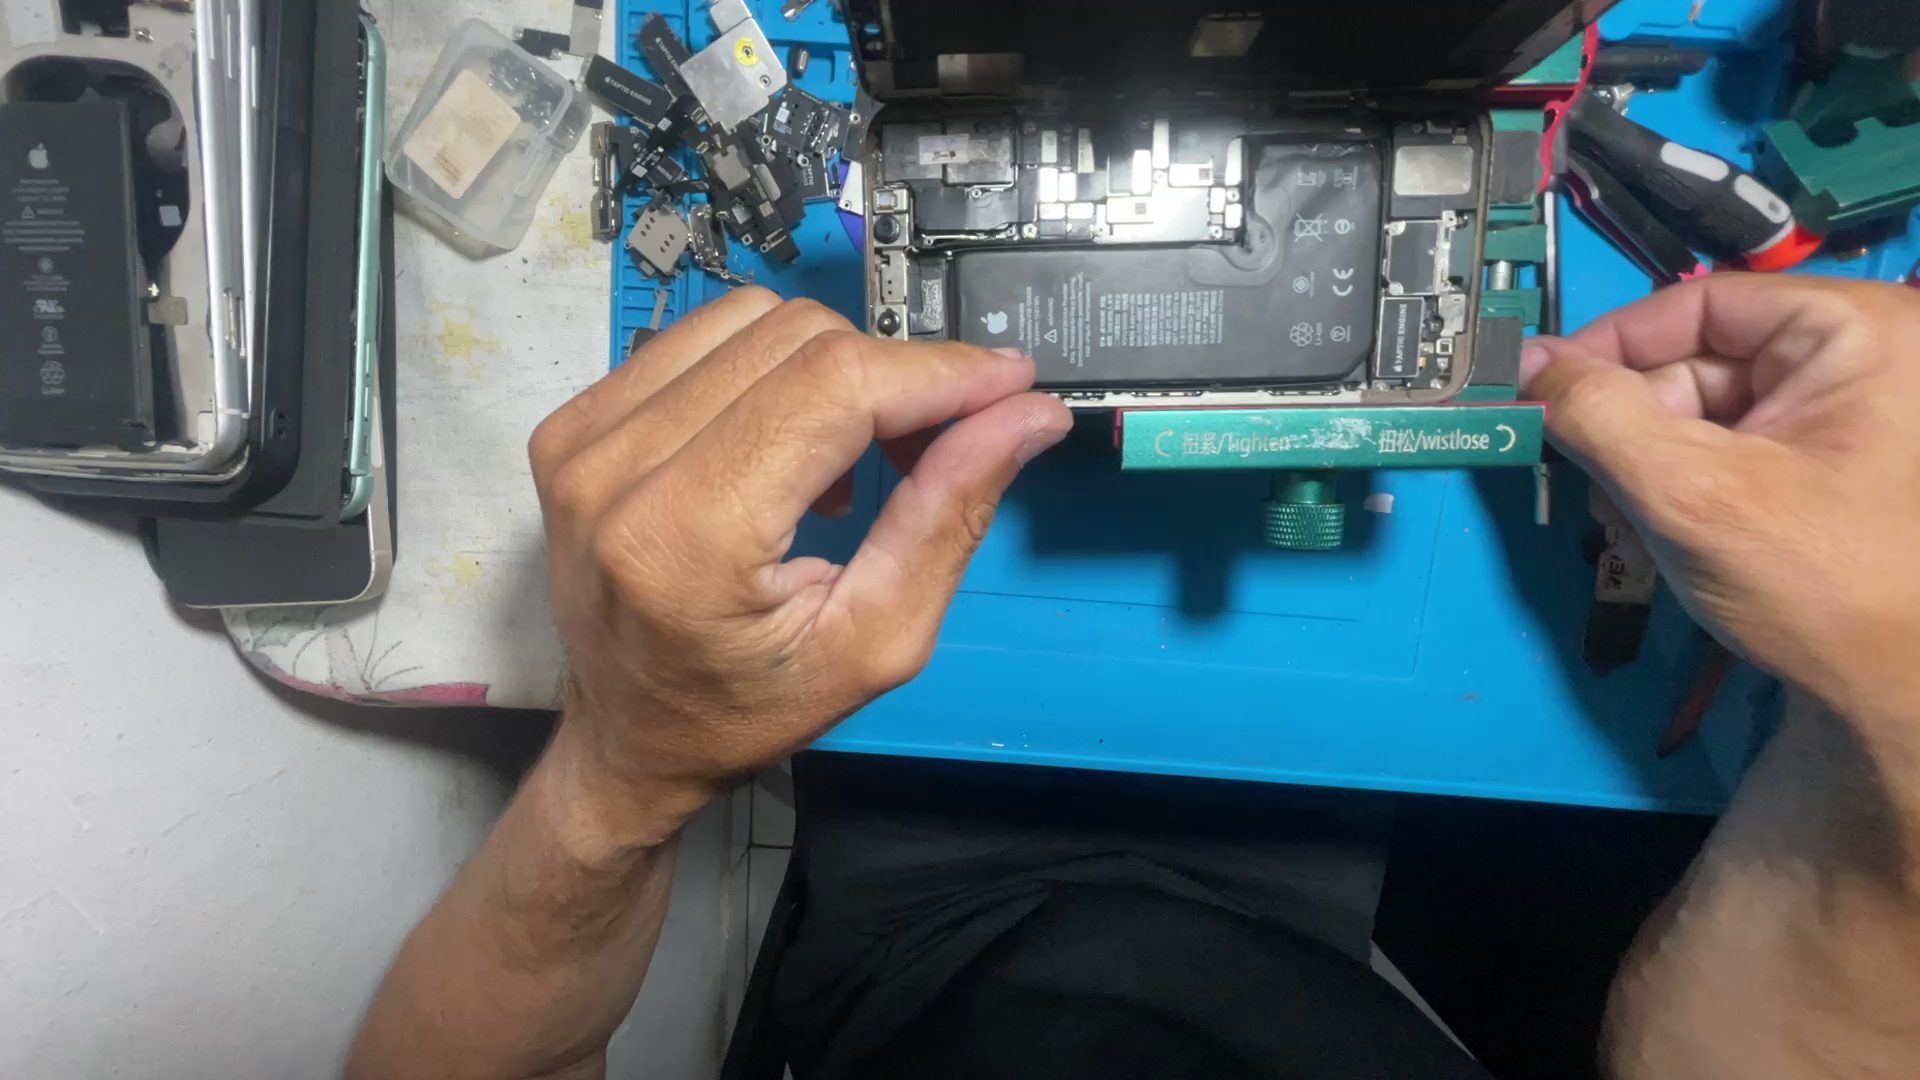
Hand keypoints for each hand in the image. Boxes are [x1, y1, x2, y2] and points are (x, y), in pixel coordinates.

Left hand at [527, 289, 1070, 842]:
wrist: (629, 737)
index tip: (1010, 383)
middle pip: (801, 340)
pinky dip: (778, 373)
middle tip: (935, 443)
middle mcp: (617, 465)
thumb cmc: (753, 710)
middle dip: (897, 377)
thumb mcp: (877, 641)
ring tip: (851, 458)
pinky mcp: (576, 419)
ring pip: (757, 321)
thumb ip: (949, 518)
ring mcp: (584, 433)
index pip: (835, 389)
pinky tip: (788, 445)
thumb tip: (1027, 415)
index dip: (938, 372)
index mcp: (687, 538)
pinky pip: (708, 339)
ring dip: (837, 372)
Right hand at [1521, 274, 1919, 723]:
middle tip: (1588, 486)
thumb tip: (1523, 363)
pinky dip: (1659, 485)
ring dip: (1631, 466)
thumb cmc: (1818, 581)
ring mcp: (1832, 417)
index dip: (1604, 347)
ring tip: (1626, 520)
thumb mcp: (1686, 488)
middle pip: (1683, 365)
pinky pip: (1703, 449)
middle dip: (1620, 429)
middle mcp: (1852, 363)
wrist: (1896, 689)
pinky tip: (1653, 528)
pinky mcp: (1810, 461)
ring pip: (1683, 413)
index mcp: (1861, 337)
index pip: (1694, 306)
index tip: (1539, 397)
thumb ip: (1594, 414)